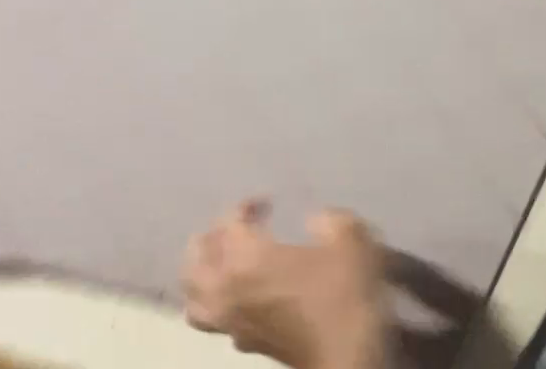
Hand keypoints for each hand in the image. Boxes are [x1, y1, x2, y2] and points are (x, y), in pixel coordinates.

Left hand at [182, 200, 392, 368]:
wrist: (344, 345)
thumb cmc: (346, 286)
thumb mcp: (351, 239)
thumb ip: (329, 221)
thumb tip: (313, 220)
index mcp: (249, 259)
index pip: (230, 227)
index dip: (243, 208)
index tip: (264, 200)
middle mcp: (226, 289)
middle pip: (196, 263)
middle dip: (209, 239)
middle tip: (229, 226)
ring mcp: (228, 320)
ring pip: (193, 296)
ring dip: (199, 275)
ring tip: (215, 263)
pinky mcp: (239, 340)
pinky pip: (210, 317)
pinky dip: (214, 301)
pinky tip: (235, 298)